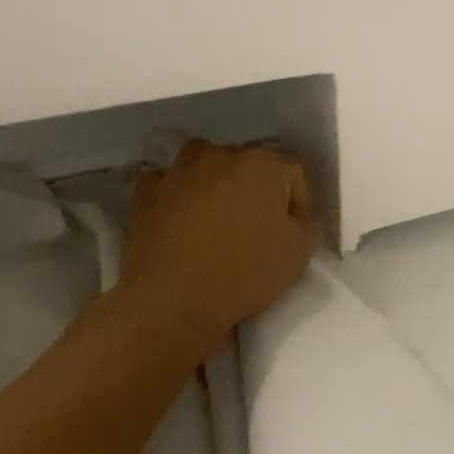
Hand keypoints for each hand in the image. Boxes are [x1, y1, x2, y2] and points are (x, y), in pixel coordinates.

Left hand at [119, 140, 319, 339]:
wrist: (175, 298)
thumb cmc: (245, 272)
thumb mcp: (299, 252)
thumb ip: (306, 222)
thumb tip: (295, 213)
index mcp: (263, 164)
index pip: (292, 173)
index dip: (298, 203)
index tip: (292, 233)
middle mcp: (221, 156)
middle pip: (248, 165)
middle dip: (255, 190)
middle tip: (256, 226)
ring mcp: (180, 172)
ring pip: (203, 163)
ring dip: (213, 181)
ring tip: (216, 215)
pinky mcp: (146, 192)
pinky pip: (167, 183)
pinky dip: (175, 193)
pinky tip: (179, 217)